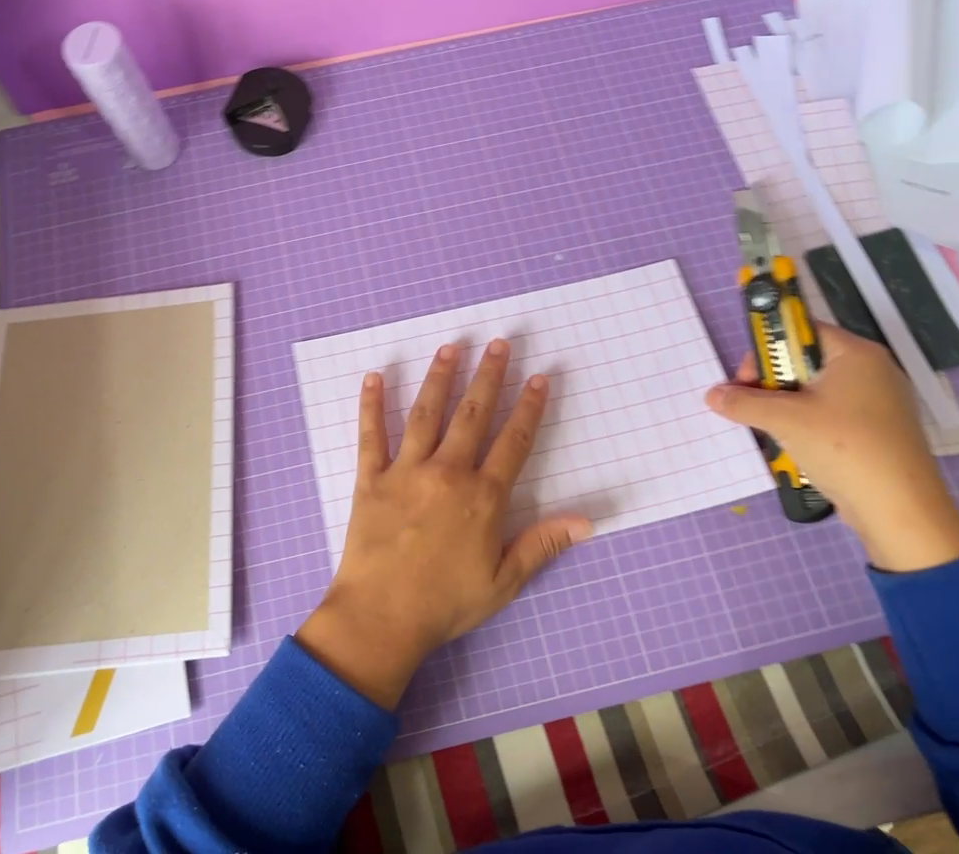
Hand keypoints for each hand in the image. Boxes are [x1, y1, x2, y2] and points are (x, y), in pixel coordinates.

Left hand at [297, 340, 592, 707]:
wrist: (381, 616)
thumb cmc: (446, 603)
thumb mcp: (504, 581)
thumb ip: (542, 544)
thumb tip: (587, 522)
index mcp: (483, 497)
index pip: (513, 442)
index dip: (528, 408)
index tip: (538, 377)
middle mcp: (447, 473)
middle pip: (472, 415)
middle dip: (488, 376)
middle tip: (498, 343)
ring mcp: (406, 471)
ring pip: (426, 414)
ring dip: (440, 377)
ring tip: (451, 347)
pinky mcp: (371, 479)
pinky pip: (371, 435)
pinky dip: (371, 405)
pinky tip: (374, 376)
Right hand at [705, 322, 958, 571]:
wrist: (900, 509)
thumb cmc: (843, 447)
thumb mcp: (785, 420)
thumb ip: (744, 403)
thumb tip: (713, 395)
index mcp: (856, 353)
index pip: (801, 331)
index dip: (768, 350)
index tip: (746, 379)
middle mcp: (873, 370)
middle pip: (808, 362)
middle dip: (774, 383)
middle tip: (753, 407)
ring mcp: (881, 402)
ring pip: (819, 392)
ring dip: (788, 408)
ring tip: (774, 430)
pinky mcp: (880, 432)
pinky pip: (835, 415)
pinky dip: (811, 425)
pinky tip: (798, 447)